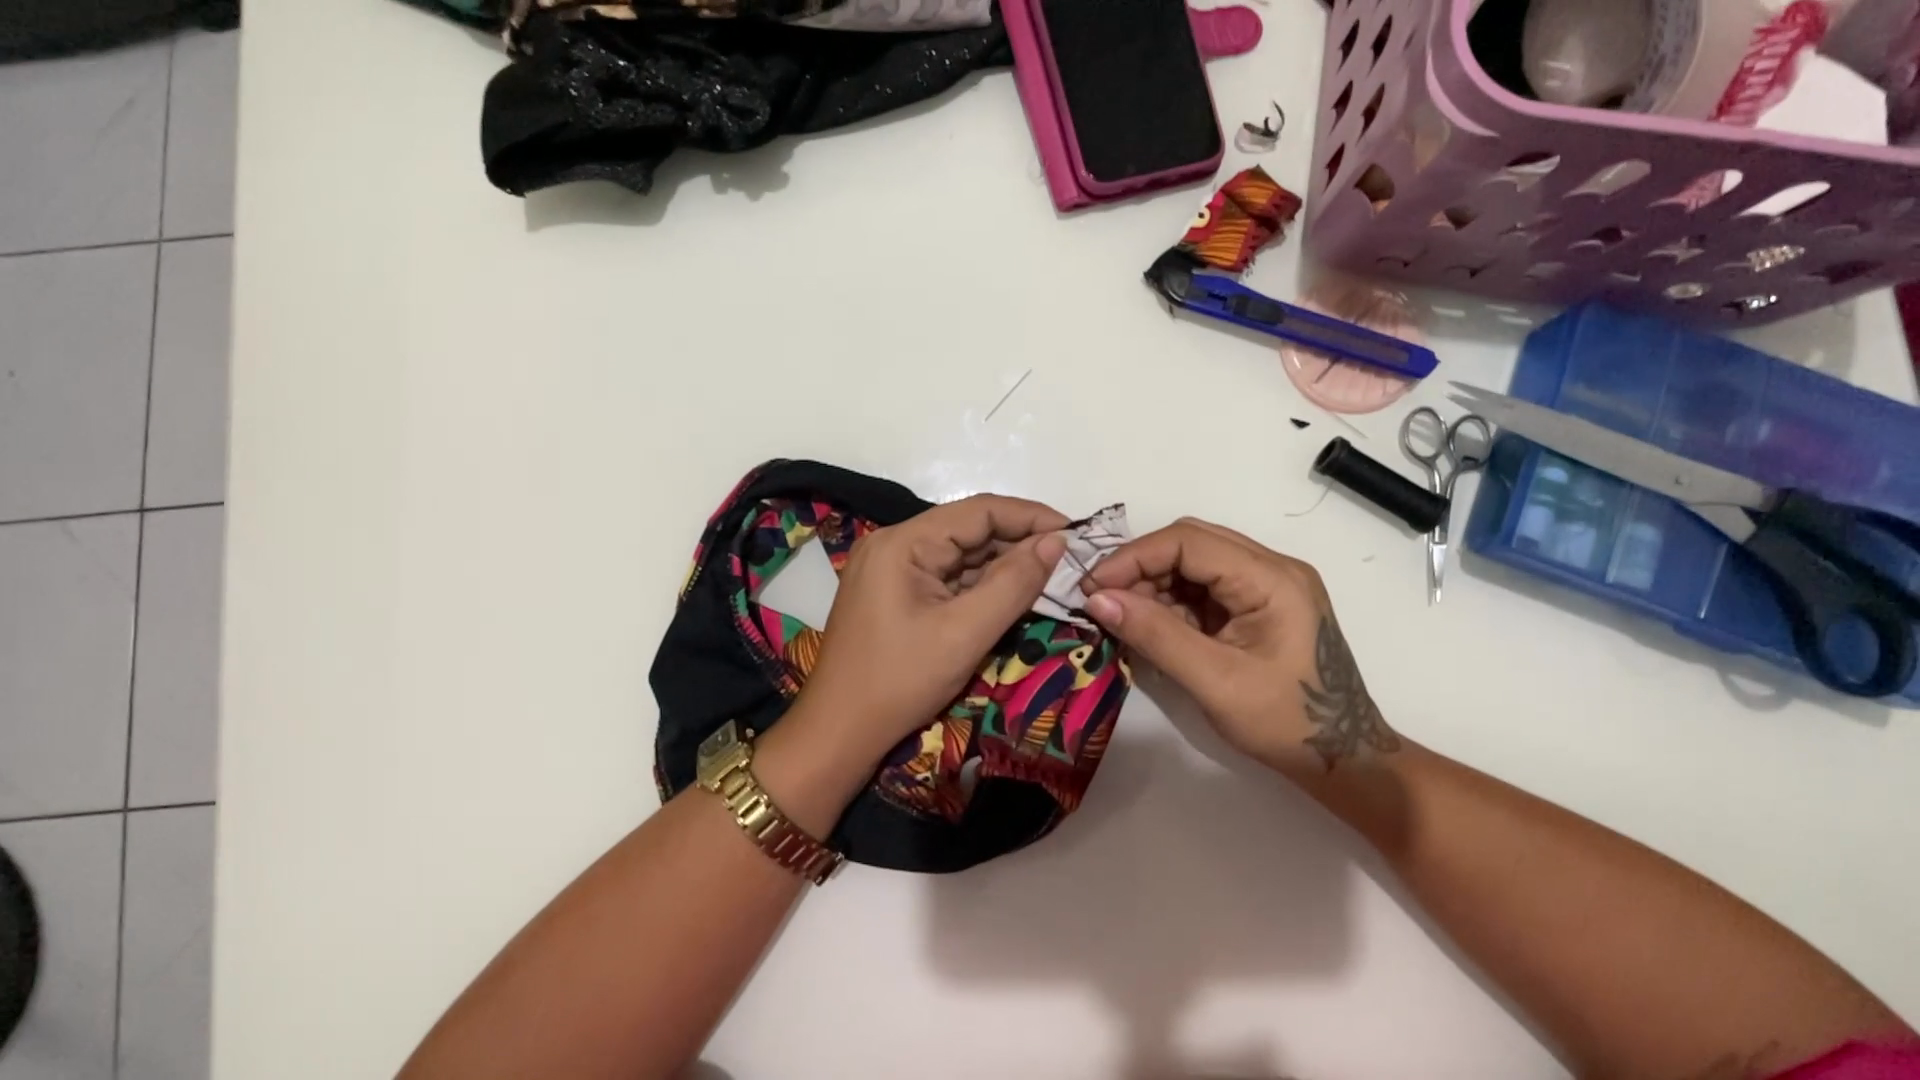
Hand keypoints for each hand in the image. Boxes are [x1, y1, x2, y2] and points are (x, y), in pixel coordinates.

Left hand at [794, 495, 1068, 758]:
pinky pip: (946, 580)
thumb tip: (1056, 542)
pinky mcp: (893, 596)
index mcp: (903, 542)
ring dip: (1004, 567)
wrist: (838, 733)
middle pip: (969, 531)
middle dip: (1020, 544)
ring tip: (1052, 581)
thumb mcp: (965, 633)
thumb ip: (1014, 583)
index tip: (1077, 535)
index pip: (979, 511)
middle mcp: (894, 545)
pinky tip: (1013, 599)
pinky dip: (980, 588)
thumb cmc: (900, 681)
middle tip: (1071, 565)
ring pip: (960, 557)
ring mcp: (891, 571)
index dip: (1031, 517)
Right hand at [1079, 518, 1399, 781]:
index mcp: (1272, 579)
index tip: (1093, 588)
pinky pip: (1204, 588)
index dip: (1134, 557)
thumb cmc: (1285, 723)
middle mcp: (1272, 569)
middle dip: (1140, 568)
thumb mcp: (1215, 682)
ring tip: (1121, 618)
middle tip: (1102, 602)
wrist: (1340, 759)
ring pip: (1194, 564)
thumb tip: (1097, 599)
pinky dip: (1171, 602)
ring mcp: (1267, 586)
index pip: (1189, 541)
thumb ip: (1156, 635)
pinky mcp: (1258, 606)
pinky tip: (1150, 626)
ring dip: (1153, 584)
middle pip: (1191, 544)